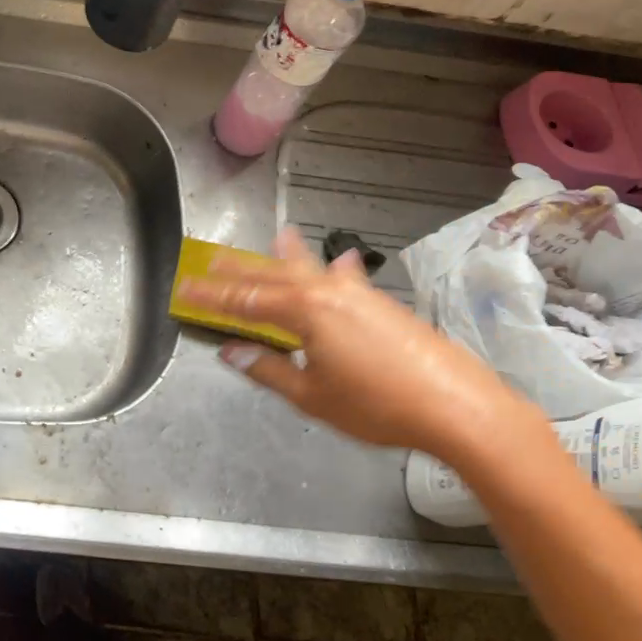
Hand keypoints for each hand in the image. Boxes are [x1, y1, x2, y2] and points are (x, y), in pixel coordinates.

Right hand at [178, 227, 531, 457]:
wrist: (456, 404)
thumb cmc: (377, 405)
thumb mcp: (313, 396)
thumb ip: (270, 369)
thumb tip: (232, 351)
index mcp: (305, 312)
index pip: (246, 300)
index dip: (213, 297)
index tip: (185, 289)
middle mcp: (328, 292)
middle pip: (275, 276)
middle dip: (242, 269)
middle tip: (214, 258)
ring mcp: (359, 295)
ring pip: (312, 269)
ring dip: (287, 256)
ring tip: (277, 235)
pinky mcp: (383, 305)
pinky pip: (345, 277)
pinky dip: (331, 267)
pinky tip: (340, 263)